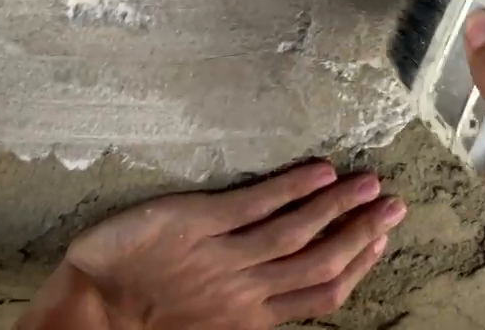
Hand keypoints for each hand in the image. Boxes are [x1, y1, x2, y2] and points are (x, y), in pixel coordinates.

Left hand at [17, 161, 405, 328]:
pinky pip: (256, 204)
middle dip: (362, 233)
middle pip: (320, 261)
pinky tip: (319, 170)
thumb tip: (285, 288)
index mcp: (250, 318)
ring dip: (339, 206)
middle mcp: (247, 289)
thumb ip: (246, 308)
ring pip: (298, 231)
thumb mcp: (206, 326)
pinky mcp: (199, 222)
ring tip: (369, 183)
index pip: (320, 294)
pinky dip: (292, 188)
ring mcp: (226, 255)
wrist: (90, 314)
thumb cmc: (143, 322)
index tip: (381, 240)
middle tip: (394, 204)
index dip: (357, 266)